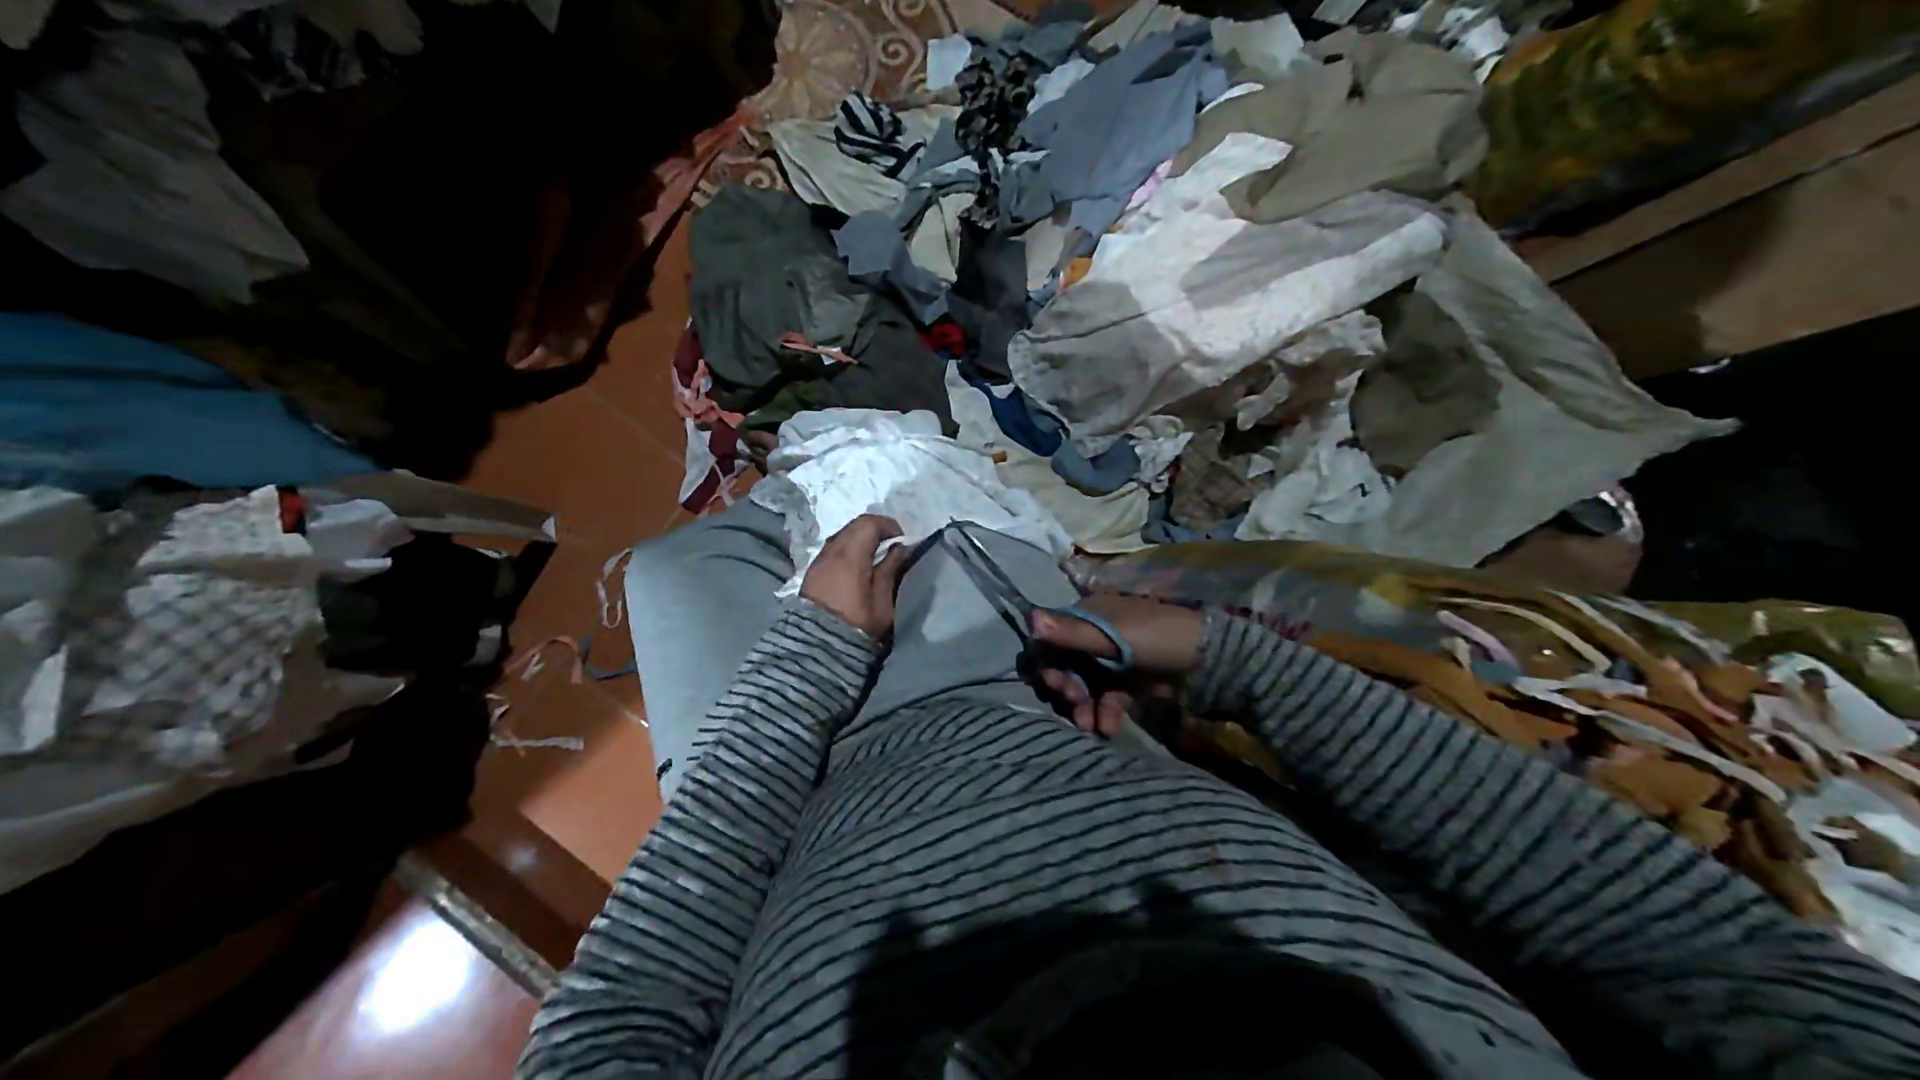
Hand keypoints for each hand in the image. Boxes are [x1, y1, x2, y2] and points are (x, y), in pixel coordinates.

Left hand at [801, 515, 909, 638]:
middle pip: (854, 526)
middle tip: (892, 545)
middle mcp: (831, 552)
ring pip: (842, 535)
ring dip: (860, 539)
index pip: (868, 523)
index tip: (903, 540)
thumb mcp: (882, 603)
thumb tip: (899, 549)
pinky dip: (848, 549)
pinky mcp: (812, 572)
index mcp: (850, 557)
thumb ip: (890, 571)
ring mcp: (818, 561)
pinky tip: (858, 566)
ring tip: (876, 556)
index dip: (889, 525)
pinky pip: (833, 549)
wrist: (817, 648)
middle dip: (876, 530)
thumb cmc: (856, 626)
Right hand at [1029, 595, 1203, 737]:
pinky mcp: (1127, 683)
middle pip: (1064, 665)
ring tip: (1089, 727)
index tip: (1054, 683)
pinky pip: (1105, 698)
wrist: (1211, 661)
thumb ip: (1070, 633)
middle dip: (1065, 689)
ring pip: (1083, 686)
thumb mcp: (1112, 636)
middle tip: (1075, 705)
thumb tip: (1029, 618)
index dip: (1047, 663)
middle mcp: (1094, 636)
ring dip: (1081, 707)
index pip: (1051, 639)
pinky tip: (1108, 730)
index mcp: (1087, 615)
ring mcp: (1111, 660)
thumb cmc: (1157, 638)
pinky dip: (1104, 714)